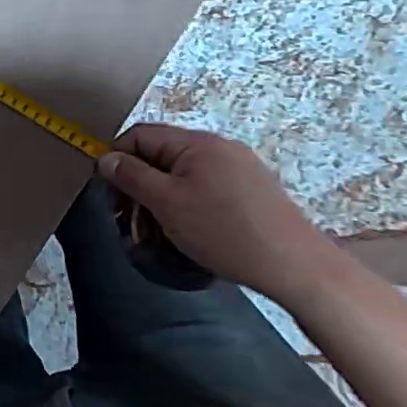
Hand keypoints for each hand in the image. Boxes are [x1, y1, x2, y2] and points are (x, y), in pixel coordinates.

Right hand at [98, 124, 340, 299]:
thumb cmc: (224, 232)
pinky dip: (187, 202)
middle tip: (127, 215)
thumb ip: (130, 175)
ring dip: (161, 195)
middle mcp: (219, 146)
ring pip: (182, 172)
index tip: (109, 192)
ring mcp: (240, 168)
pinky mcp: (254, 191)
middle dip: (138, 182)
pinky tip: (189, 228)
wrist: (301, 271)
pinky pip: (205, 185)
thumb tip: (106, 159)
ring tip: (156, 227)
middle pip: (160, 153)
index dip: (116, 159)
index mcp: (196, 143)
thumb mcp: (165, 203)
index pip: (138, 135)